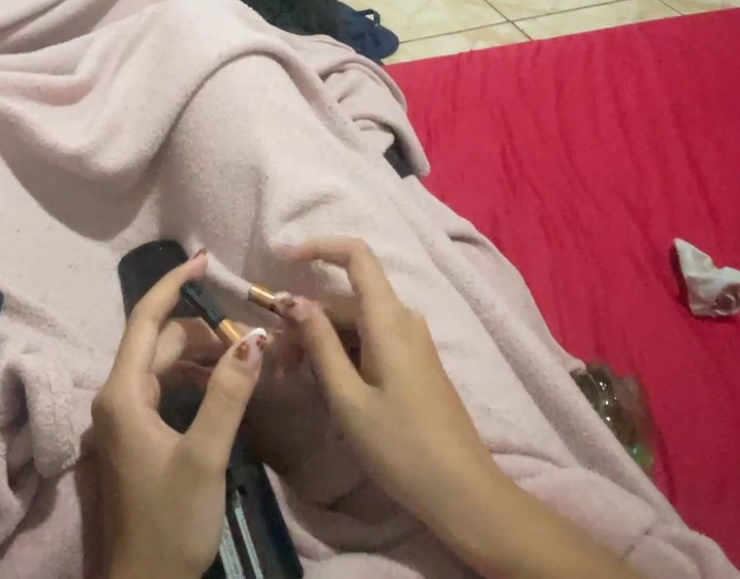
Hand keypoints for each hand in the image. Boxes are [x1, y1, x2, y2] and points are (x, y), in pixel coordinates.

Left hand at [92, 251, 270, 578]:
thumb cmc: (170, 521)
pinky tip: (223, 385)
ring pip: (163, 366)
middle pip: (159, 342)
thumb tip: (253, 338)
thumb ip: (228, 395)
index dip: (174, 285)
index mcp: (123, 393)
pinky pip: (165, 390)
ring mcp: (124, 418)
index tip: (204, 260)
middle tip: (250, 330)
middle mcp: (117, 396)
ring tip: (244, 355)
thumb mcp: (205, 456)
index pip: (146, 320)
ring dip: (201, 355)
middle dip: (202, 329)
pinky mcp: (136, 436)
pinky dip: (194, 379)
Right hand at [286, 239, 639, 578]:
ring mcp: (411, 341)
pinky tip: (320, 379)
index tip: (281, 260)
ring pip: (355, 320)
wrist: (464, 493)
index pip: (356, 254)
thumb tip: (294, 301)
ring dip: (320, 337)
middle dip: (306, 315)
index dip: (317, 247)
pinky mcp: (412, 362)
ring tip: (290, 374)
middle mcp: (403, 319)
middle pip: (346, 296)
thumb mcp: (348, 398)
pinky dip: (340, 350)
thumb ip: (320, 344)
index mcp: (388, 319)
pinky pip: (369, 339)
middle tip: (275, 356)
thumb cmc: (402, 446)